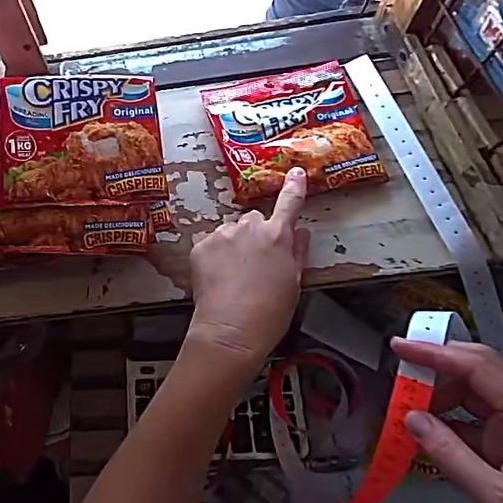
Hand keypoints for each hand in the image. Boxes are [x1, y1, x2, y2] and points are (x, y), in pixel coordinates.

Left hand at [186, 167, 311, 372]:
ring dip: (234, 245)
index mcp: (277, 235)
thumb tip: (301, 231)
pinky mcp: (200, 245)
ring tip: (235, 276)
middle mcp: (249, 227)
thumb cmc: (270, 313)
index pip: (289, 203)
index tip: (295, 172)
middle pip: (255, 220)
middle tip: (256, 263)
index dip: (293, 186)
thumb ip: (298, 251)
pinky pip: (212, 243)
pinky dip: (215, 256)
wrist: (230, 331)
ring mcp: (222, 234)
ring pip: (231, 232)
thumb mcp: (294, 282)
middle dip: (257, 235)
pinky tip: (219, 278)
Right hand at [394, 339, 502, 502]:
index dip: (438, 353)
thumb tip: (411, 418)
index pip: (481, 369)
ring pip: (476, 399)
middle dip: (439, 368)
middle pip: (480, 375)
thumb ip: (451, 455)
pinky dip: (450, 424)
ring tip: (406, 404)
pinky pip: (477, 426)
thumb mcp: (498, 500)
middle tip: (400, 371)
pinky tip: (425, 430)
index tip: (401, 346)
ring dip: (441, 397)